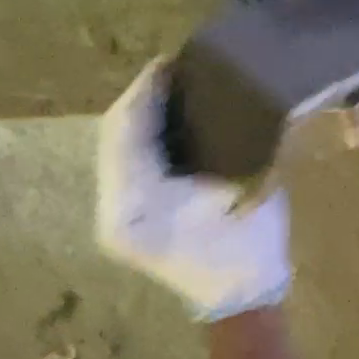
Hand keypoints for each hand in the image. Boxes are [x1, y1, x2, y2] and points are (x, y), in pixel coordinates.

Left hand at [95, 59, 290, 321]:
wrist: (241, 298)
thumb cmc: (247, 246)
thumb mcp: (246, 186)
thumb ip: (232, 138)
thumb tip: (231, 88)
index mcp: (134, 204)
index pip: (126, 130)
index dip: (145, 90)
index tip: (171, 60)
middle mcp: (112, 208)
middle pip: (114, 134)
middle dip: (141, 97)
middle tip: (174, 66)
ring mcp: (114, 215)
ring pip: (116, 147)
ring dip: (141, 114)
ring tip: (172, 84)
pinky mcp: (125, 216)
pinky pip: (125, 163)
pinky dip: (144, 135)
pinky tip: (169, 116)